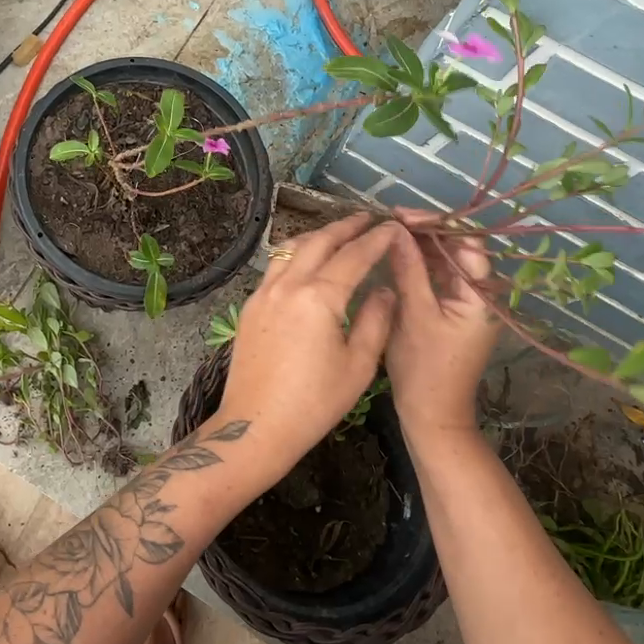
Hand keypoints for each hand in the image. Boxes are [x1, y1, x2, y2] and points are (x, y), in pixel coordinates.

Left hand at [213, 213, 403, 473]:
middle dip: (345, 227)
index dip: (376, 239)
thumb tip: (385, 289)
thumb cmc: (314, 403)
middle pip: (319, 242)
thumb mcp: (358, 366)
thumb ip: (376, 320)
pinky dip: (296, 254)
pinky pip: (276, 266)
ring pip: (292, 249)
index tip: (393, 227)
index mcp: (319, 297)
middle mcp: (288, 285)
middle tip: (366, 218)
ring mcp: (264, 293)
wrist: (256, 425)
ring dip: (317, 236)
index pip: (354, 256)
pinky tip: (306, 262)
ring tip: (337, 233)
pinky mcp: (250, 306)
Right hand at [384, 208, 499, 434]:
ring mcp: (466, 302)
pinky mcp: (451, 310)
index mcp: (482, 295)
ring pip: (445, 260)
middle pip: (458, 247)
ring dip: (419, 244)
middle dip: (425, 229)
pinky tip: (395, 253)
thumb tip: (396, 230)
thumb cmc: (425, 368)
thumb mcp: (414, 314)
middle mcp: (480, 294)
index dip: (436, 222)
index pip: (468, 241)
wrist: (432, 414)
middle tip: (389, 220)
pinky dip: (418, 262)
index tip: (401, 216)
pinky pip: (437, 276)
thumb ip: (408, 269)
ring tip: (387, 232)